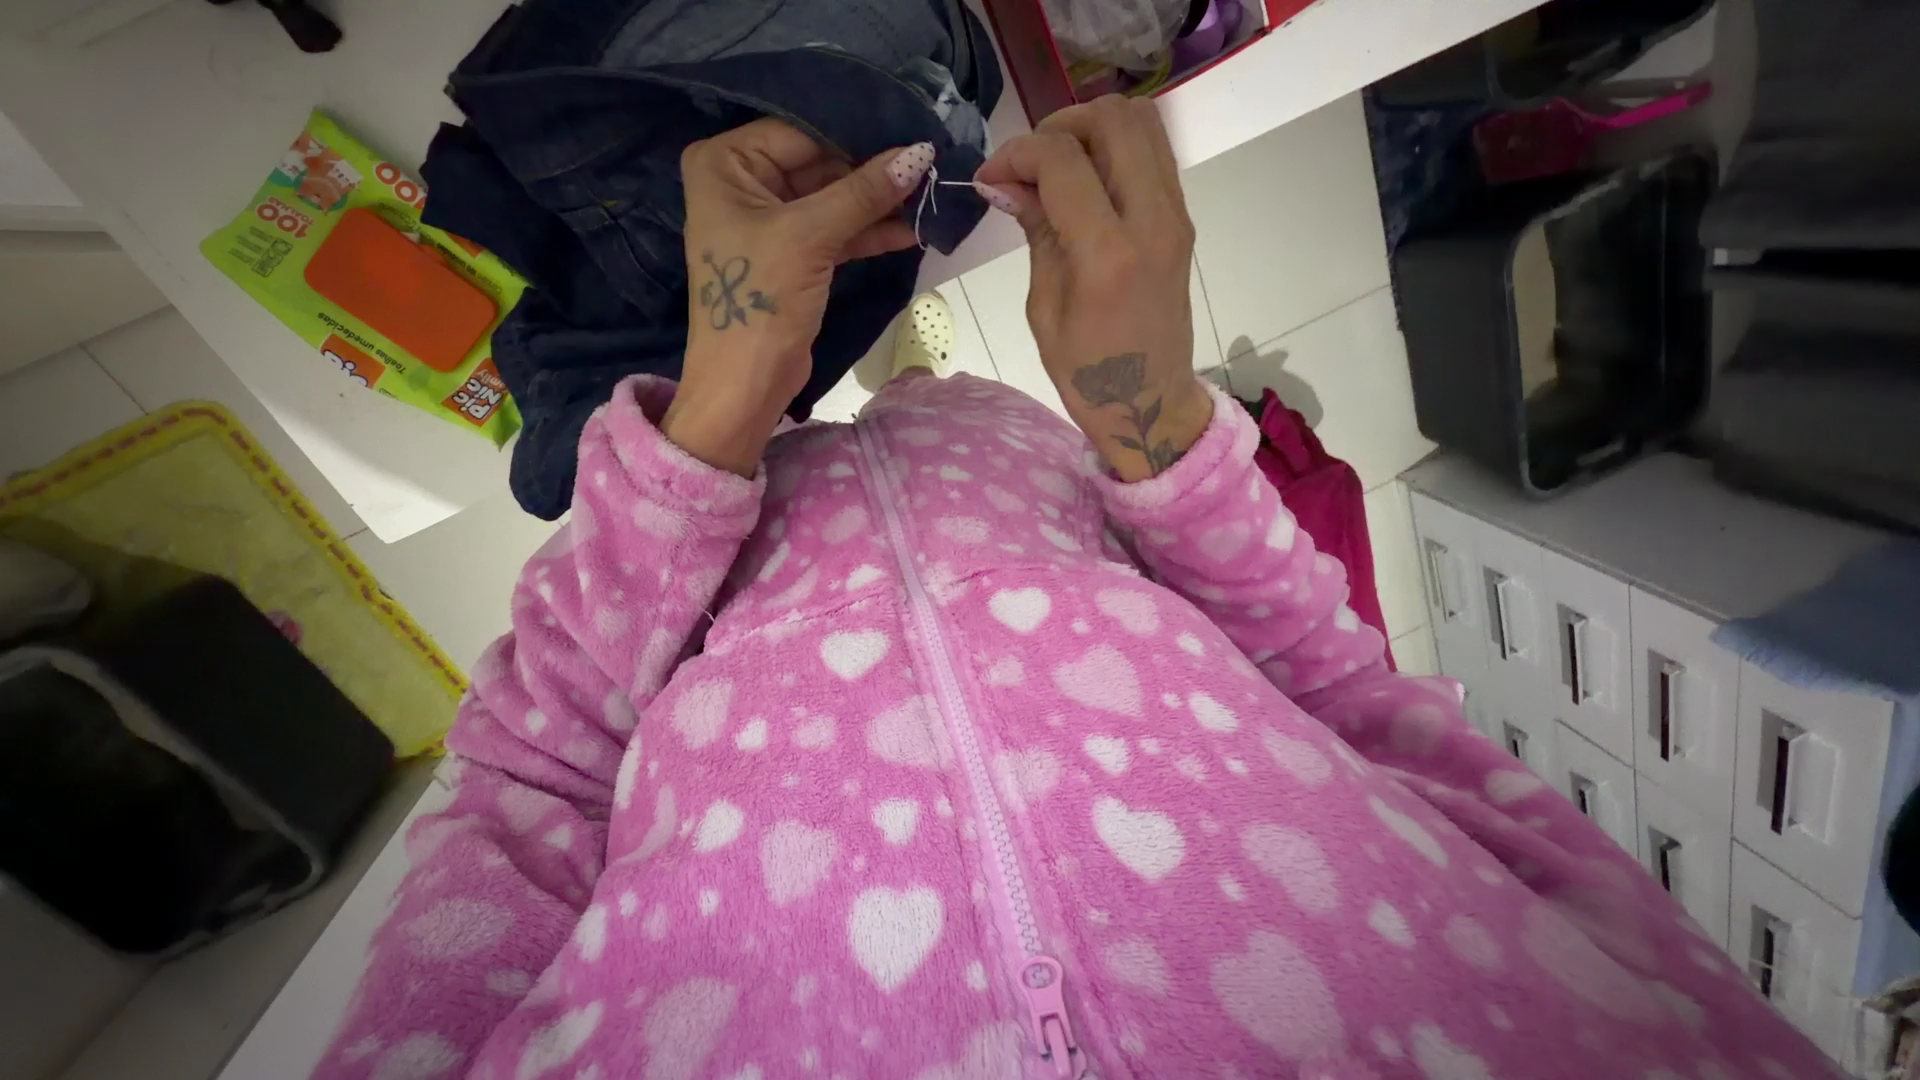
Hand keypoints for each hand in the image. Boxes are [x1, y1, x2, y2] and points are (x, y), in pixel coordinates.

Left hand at [663, 120, 934, 474]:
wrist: (746, 383)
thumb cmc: (762, 300)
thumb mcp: (811, 236)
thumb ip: (864, 193)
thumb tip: (920, 154)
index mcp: (726, 164)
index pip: (801, 133)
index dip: (855, 136)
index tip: (909, 134)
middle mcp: (741, 184)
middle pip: (818, 165)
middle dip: (870, 173)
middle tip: (925, 169)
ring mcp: (768, 222)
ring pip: (832, 201)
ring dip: (876, 206)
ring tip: (926, 199)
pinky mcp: (791, 255)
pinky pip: (834, 232)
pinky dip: (867, 233)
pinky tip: (908, 231)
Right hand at [974, 96, 1211, 481]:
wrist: (1150, 404)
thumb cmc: (1088, 374)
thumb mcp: (1045, 309)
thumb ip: (1036, 232)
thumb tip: (1007, 182)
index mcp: (1108, 255)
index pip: (1063, 161)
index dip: (1018, 154)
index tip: (991, 177)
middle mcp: (1151, 222)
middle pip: (1113, 120)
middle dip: (1059, 126)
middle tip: (1029, 162)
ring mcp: (1175, 216)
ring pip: (1142, 124)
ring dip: (1092, 129)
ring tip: (1057, 166)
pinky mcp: (1181, 220)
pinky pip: (1153, 154)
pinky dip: (1115, 149)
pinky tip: (1085, 182)